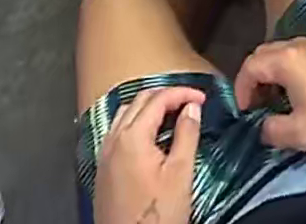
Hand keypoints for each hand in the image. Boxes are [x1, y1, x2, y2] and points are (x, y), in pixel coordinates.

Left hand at [93, 87, 203, 223]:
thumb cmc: (158, 217)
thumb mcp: (179, 176)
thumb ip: (186, 136)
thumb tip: (192, 108)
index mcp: (132, 134)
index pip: (157, 99)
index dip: (181, 94)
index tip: (201, 98)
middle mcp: (114, 136)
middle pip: (140, 100)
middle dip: (165, 96)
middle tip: (189, 102)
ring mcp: (105, 151)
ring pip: (127, 113)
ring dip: (149, 107)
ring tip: (172, 114)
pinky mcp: (103, 166)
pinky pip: (119, 130)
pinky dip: (136, 122)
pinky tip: (150, 136)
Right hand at [235, 38, 305, 156]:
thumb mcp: (303, 134)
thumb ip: (273, 130)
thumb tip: (261, 127)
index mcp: (286, 58)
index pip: (250, 65)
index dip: (241, 88)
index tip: (243, 111)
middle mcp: (296, 43)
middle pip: (263, 53)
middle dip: (254, 77)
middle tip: (255, 104)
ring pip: (280, 52)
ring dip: (271, 73)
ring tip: (274, 100)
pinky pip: (297, 54)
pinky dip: (288, 69)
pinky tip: (297, 91)